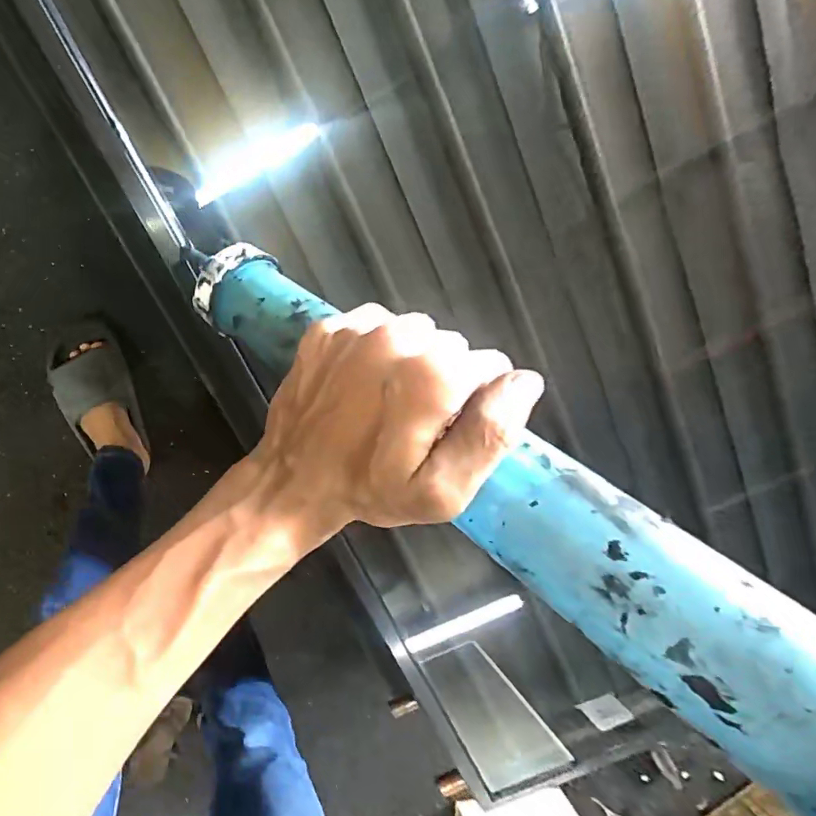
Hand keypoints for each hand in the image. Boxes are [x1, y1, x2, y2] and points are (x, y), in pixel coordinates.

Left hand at [251, 304, 544, 539]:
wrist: (292, 479)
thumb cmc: (369, 490)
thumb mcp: (442, 489)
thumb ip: (492, 433)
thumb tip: (523, 382)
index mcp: (432, 373)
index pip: (489, 366)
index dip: (474, 400)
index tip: (443, 428)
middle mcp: (395, 337)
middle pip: (449, 345)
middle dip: (442, 378)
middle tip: (411, 419)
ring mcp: (355, 329)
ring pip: (412, 331)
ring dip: (407, 359)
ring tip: (383, 400)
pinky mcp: (325, 329)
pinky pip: (371, 324)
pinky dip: (371, 347)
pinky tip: (357, 381)